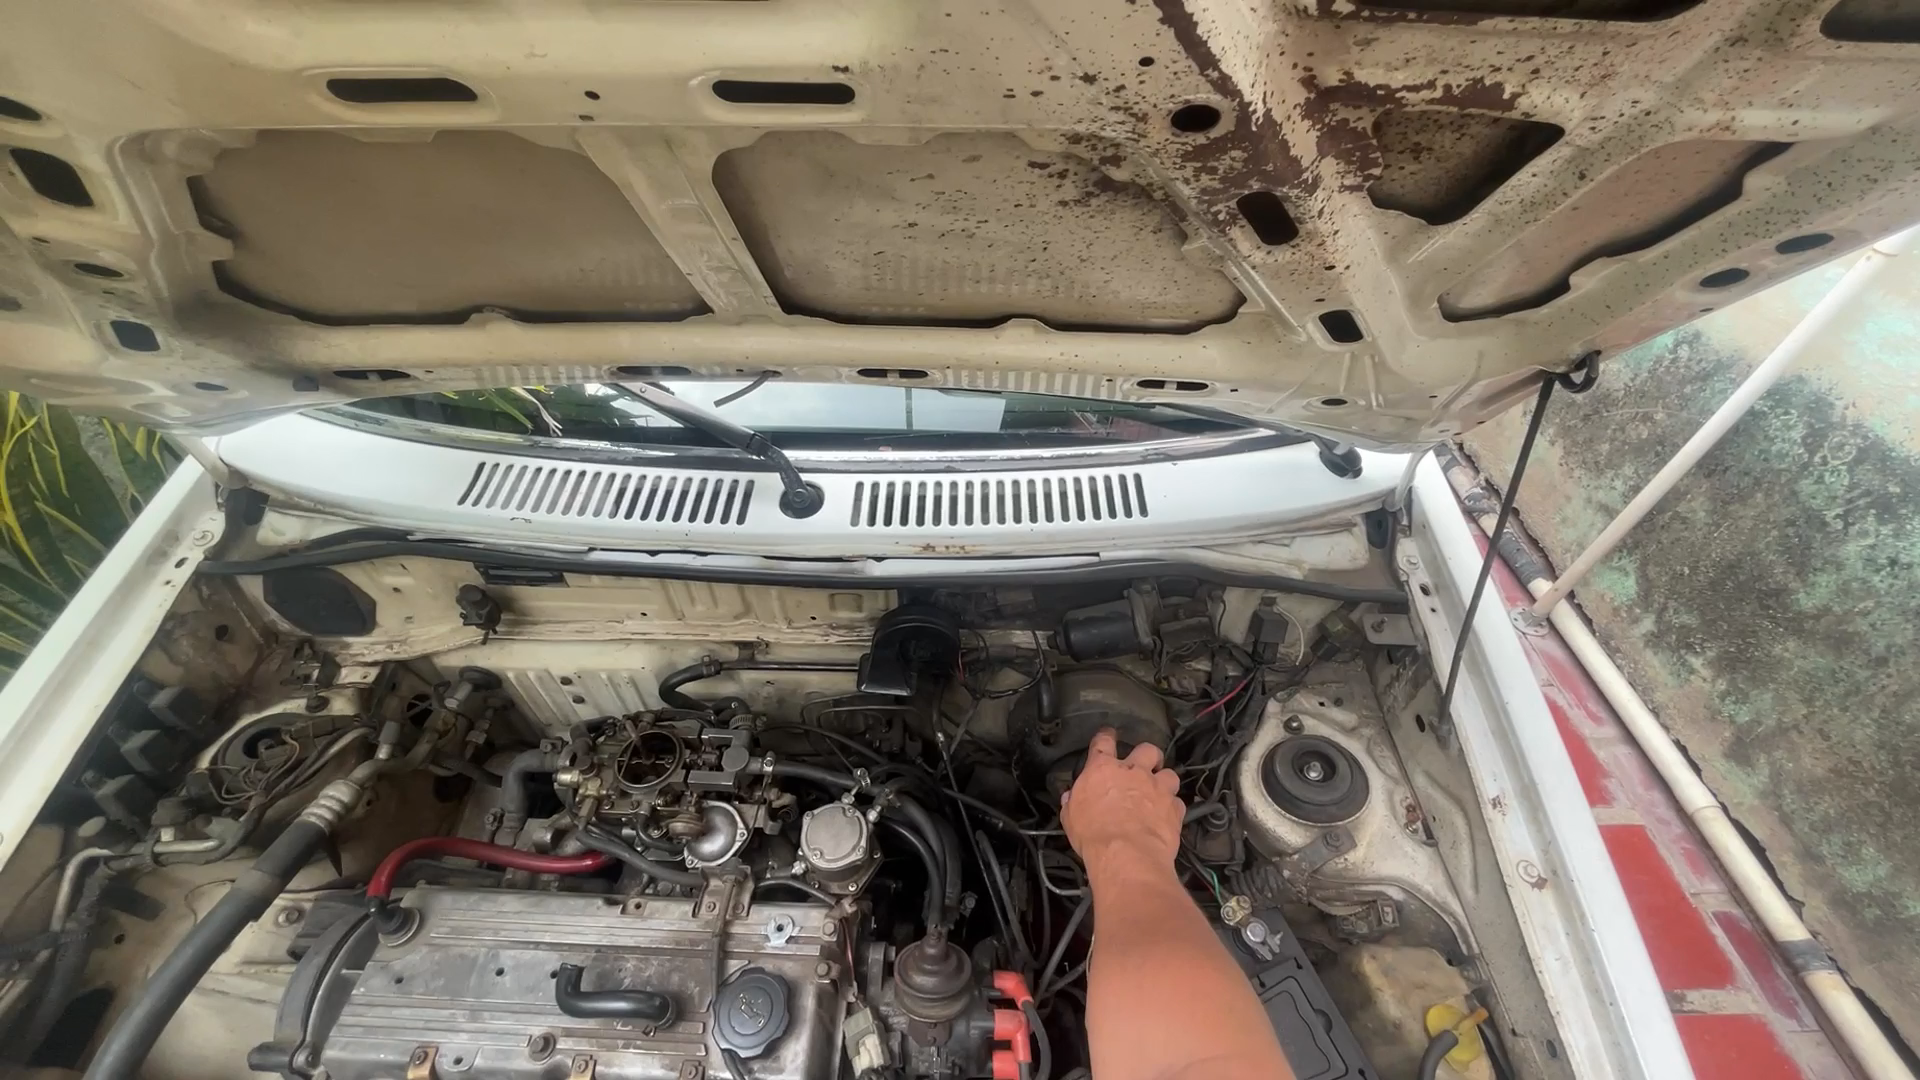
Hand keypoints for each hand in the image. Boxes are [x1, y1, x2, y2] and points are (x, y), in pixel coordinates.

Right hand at [1060, 728, 1183, 873]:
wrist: (1126, 855)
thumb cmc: (1094, 834)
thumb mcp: (1071, 817)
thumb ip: (1072, 802)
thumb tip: (1069, 797)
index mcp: (1103, 769)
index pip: (1103, 742)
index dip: (1106, 736)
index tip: (1108, 734)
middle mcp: (1132, 772)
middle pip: (1146, 749)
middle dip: (1147, 755)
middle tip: (1145, 765)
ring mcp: (1156, 788)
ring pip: (1169, 773)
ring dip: (1165, 780)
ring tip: (1160, 790)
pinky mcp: (1174, 808)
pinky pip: (1178, 802)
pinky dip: (1173, 807)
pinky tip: (1168, 815)